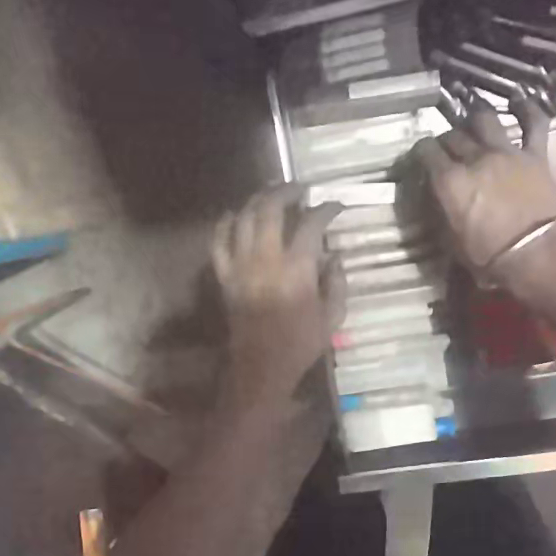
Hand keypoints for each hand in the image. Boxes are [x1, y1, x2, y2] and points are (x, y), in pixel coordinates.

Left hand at [212, 186, 342, 406]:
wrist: (261, 366)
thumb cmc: (301, 344)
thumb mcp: (332, 318)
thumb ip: (337, 284)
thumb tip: (335, 257)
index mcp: (296, 269)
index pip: (311, 225)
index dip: (325, 210)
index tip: (335, 206)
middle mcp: (265, 259)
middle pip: (270, 208)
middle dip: (286, 191)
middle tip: (299, 189)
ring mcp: (241, 265)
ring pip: (244, 218)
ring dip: (258, 200)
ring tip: (272, 195)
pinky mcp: (225, 276)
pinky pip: (219, 242)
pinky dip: (226, 224)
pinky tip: (235, 215)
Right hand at [413, 98, 555, 292]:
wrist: (536, 256)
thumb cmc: (490, 259)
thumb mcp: (453, 242)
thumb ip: (442, 213)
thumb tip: (437, 199)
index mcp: (450, 182)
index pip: (426, 152)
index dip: (420, 152)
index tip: (420, 158)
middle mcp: (475, 159)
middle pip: (454, 136)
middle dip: (446, 140)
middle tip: (446, 148)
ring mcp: (506, 152)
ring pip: (485, 119)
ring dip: (475, 116)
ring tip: (471, 118)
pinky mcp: (535, 154)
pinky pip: (533, 122)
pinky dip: (526, 108)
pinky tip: (519, 100)